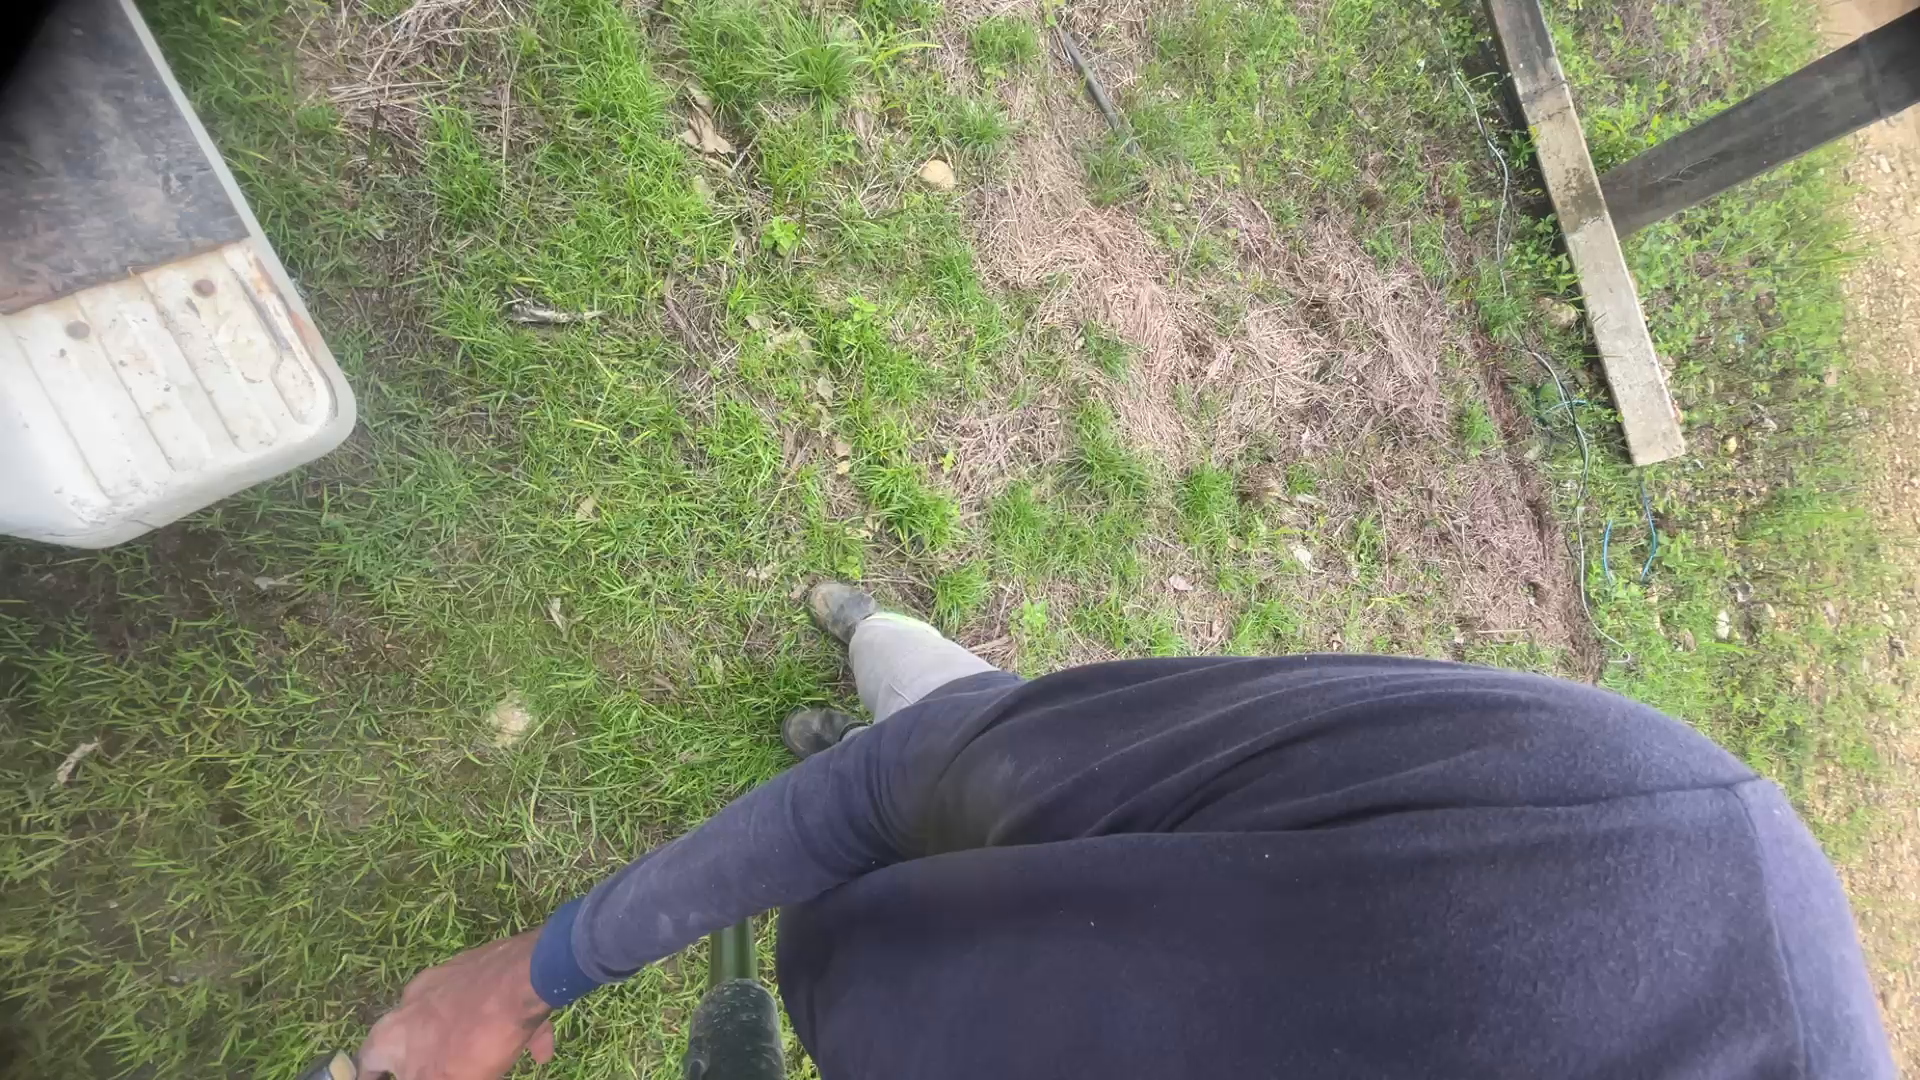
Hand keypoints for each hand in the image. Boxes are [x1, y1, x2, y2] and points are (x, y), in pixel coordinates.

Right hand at [358, 930, 556, 1079]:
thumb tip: (431, 1073)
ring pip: (467, 1021)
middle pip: (418, 1038)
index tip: (385, 1079)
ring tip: (503, 1068)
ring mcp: (460, 974)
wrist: (529, 976)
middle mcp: (419, 996)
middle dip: (432, 1063)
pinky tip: (541, 1050)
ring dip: (484, 1049)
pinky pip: (502, 1005)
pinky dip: (517, 1030)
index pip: (368, 1062)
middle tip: (447, 1071)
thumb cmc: (474, 1040)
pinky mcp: (496, 964)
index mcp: (393, 1030)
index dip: (374, 1077)